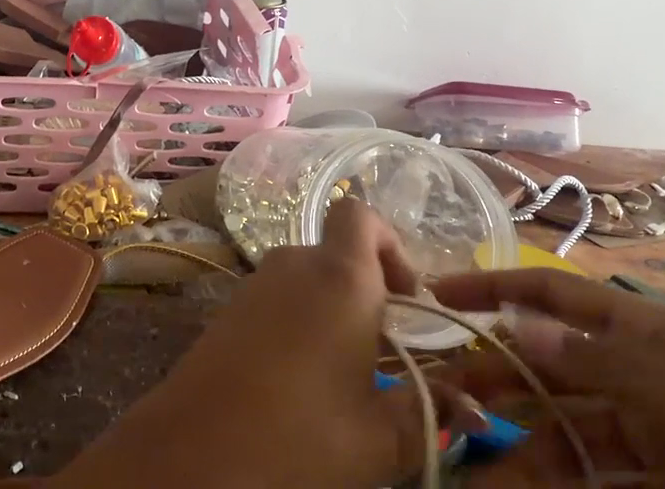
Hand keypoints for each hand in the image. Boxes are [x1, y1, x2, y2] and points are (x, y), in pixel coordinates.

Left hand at [49, 201, 454, 488]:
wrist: (195, 448)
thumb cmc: (299, 436)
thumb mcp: (381, 437)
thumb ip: (429, 411)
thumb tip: (469, 406)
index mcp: (338, 278)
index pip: (359, 215)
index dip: (390, 244)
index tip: (408, 299)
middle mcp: (293, 265)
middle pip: (337, 252)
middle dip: (369, 290)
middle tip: (391, 351)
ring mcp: (254, 284)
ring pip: (308, 278)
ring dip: (336, 310)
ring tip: (354, 373)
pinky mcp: (229, 309)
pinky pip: (279, 298)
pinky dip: (302, 321)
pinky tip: (308, 377)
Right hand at [432, 268, 664, 487]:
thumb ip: (599, 358)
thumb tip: (513, 326)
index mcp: (645, 330)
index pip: (551, 295)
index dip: (492, 288)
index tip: (434, 293)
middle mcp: (636, 372)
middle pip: (543, 365)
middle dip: (488, 375)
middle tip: (432, 393)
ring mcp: (648, 432)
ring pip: (558, 428)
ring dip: (509, 441)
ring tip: (461, 458)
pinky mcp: (658, 484)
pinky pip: (588, 476)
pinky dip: (546, 479)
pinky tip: (509, 483)